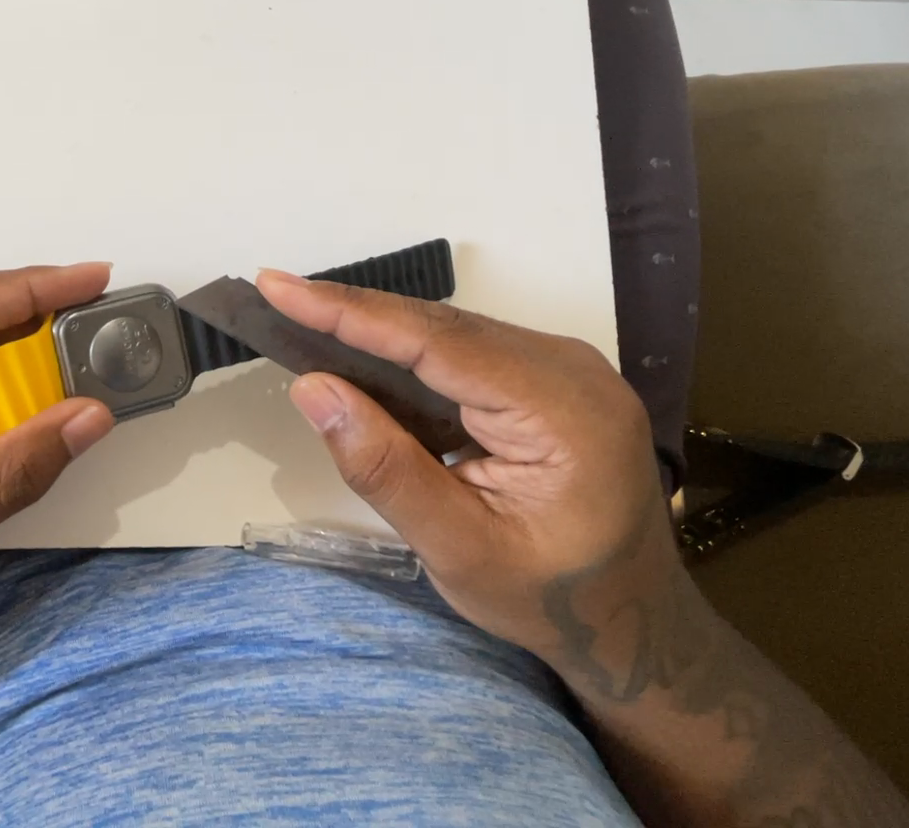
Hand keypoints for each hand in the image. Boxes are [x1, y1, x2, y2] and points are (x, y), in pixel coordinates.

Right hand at [256, 270, 686, 672]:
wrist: (633, 624)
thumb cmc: (549, 600)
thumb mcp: (457, 549)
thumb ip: (385, 468)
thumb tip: (312, 388)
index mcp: (559, 410)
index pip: (435, 341)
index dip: (349, 311)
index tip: (277, 284)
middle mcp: (568, 369)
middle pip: (440, 326)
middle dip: (352, 312)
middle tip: (274, 297)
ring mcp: (562, 370)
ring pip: (448, 333)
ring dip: (374, 331)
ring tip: (302, 322)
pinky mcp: (547, 380)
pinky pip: (463, 352)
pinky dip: (404, 354)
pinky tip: (360, 356)